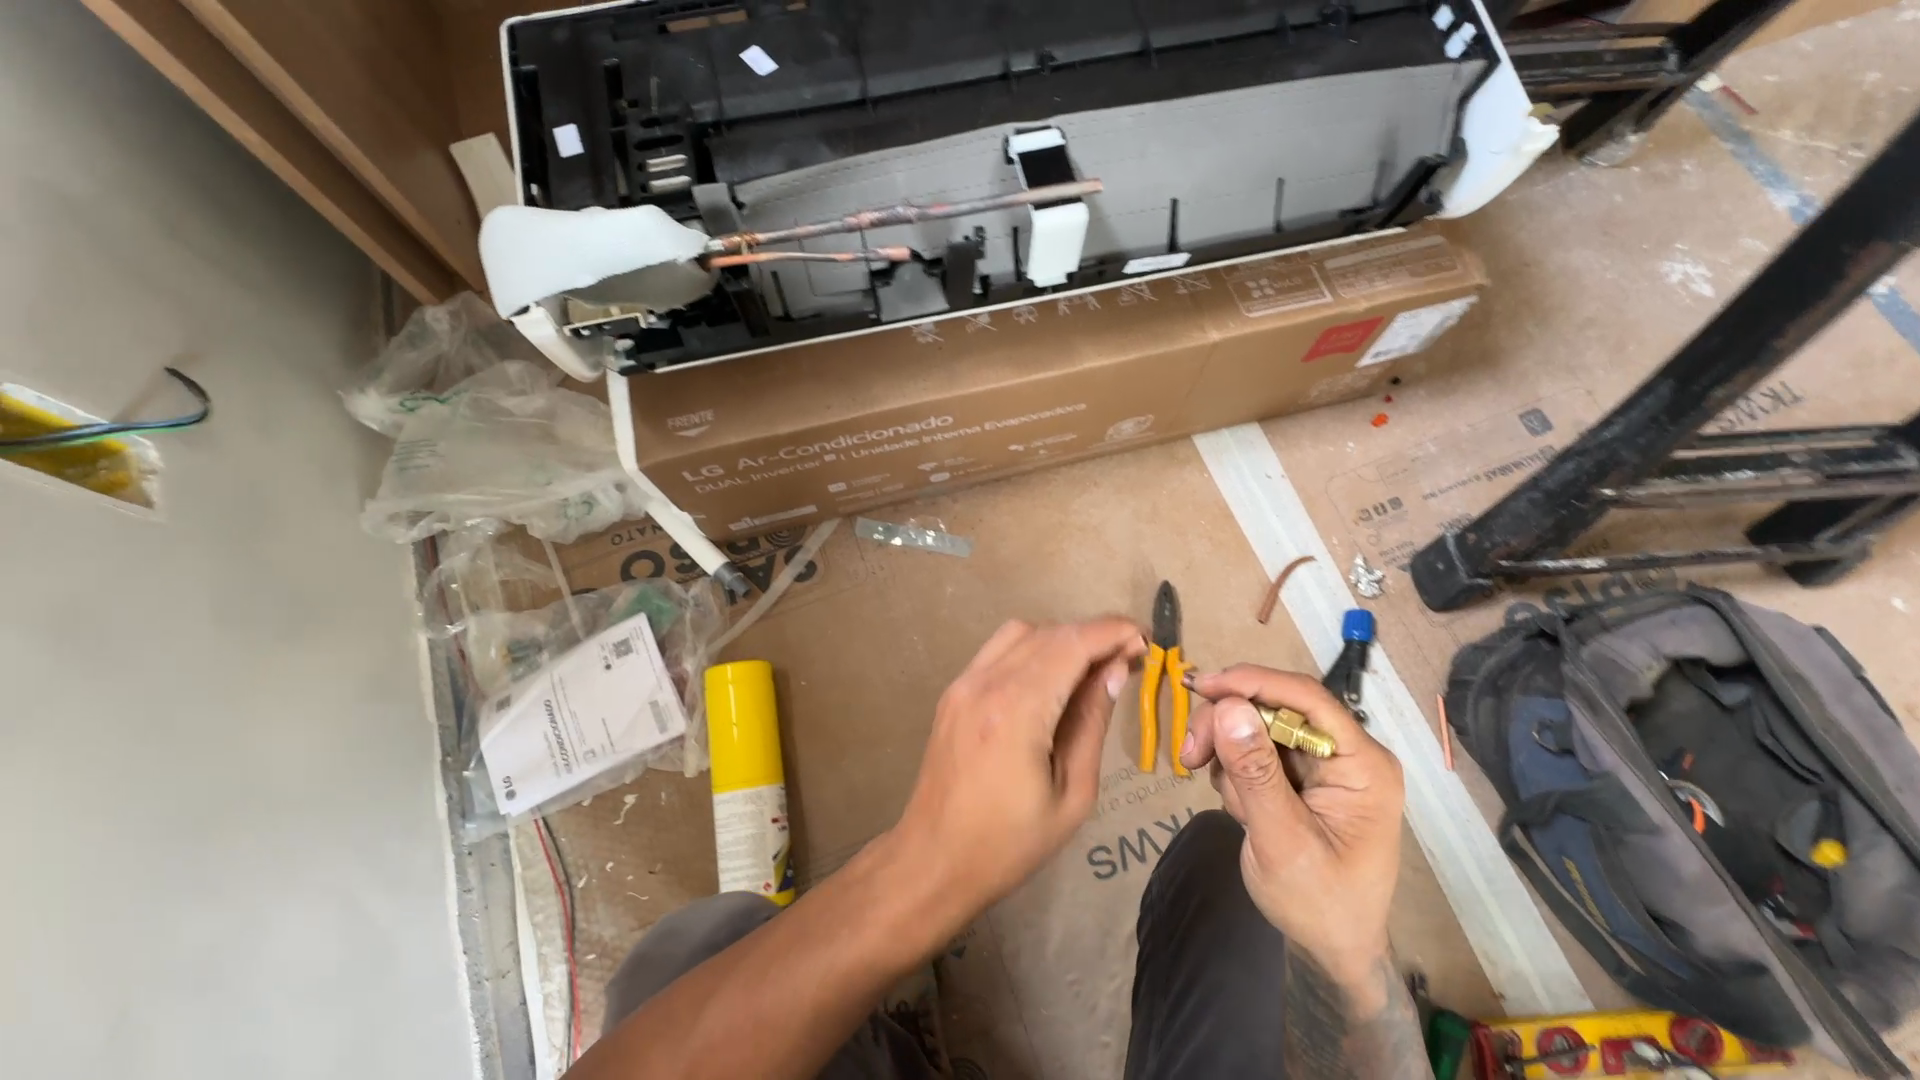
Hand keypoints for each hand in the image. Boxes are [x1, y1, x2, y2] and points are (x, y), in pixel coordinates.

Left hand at [886, 617, 1146, 934]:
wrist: (934, 859)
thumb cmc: (1010, 843)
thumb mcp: (1072, 795)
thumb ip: (1092, 724)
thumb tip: (1114, 672)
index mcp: (1017, 710)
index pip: (1073, 643)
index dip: (1114, 633)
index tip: (1145, 642)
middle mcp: (986, 683)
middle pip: (1049, 632)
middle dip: (1094, 636)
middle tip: (1129, 661)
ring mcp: (963, 684)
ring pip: (1021, 632)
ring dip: (1062, 639)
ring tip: (1092, 671)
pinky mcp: (953, 693)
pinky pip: (998, 651)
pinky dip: (1032, 650)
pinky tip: (1052, 681)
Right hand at [1180, 666, 1405, 999]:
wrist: (1329, 950)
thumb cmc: (1319, 903)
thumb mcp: (1282, 841)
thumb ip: (1255, 774)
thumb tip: (1227, 707)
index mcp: (1362, 764)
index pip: (1307, 698)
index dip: (1253, 683)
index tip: (1201, 687)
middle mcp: (1345, 754)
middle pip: (1275, 708)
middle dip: (1228, 725)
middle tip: (1190, 757)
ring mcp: (1321, 765)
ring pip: (1257, 726)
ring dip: (1227, 752)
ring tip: (1224, 799)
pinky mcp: (1299, 778)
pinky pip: (1254, 750)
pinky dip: (1233, 769)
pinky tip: (1239, 806)